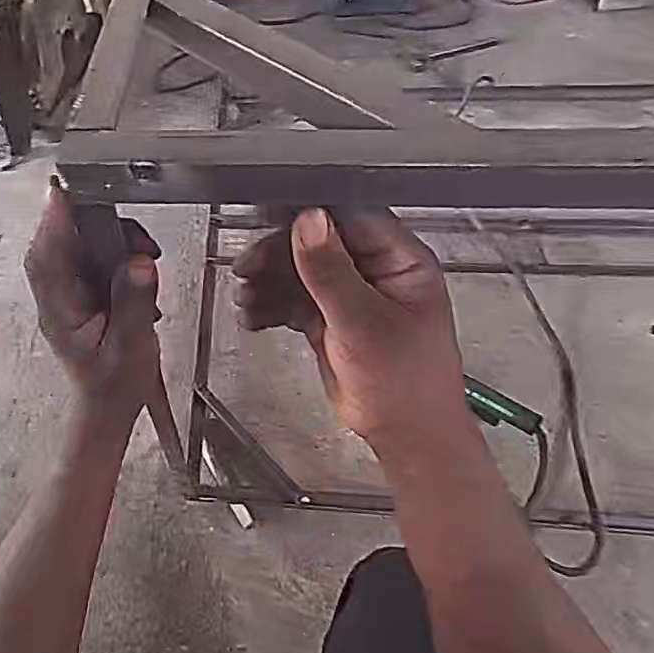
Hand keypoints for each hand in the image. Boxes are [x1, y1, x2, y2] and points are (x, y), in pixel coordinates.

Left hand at [24, 181, 161, 421]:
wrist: (110, 406)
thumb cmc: (113, 385)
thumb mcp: (131, 347)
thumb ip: (135, 303)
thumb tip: (140, 263)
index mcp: (60, 311)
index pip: (48, 257)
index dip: (54, 222)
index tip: (64, 192)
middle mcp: (60, 297)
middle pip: (66, 243)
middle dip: (101, 229)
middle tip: (136, 239)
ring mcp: (71, 293)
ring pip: (84, 247)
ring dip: (115, 242)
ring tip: (144, 257)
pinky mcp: (86, 291)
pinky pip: (96, 258)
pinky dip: (119, 254)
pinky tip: (138, 267)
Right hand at [231, 208, 474, 450]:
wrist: (403, 436)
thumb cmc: (407, 384)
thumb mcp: (363, 322)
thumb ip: (331, 271)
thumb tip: (309, 221)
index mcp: (400, 261)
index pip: (352, 219)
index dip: (310, 216)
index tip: (270, 219)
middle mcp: (375, 272)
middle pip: (318, 244)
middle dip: (279, 255)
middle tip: (247, 267)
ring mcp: (351, 296)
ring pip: (301, 273)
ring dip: (269, 282)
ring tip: (246, 297)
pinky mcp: (331, 320)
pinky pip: (295, 301)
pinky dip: (272, 306)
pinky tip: (254, 316)